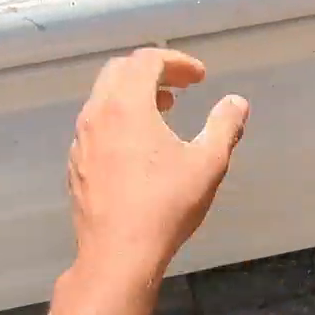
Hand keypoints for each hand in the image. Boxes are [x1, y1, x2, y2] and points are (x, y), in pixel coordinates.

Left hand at [66, 48, 249, 282]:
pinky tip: (138, 150)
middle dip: (152, 73)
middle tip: (181, 88)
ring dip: (134, 97)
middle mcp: (96, 114)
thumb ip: (224, 127)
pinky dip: (119, 123)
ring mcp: (81, 142)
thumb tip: (237, 103)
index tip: (201, 77)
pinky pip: (96, 128)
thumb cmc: (166, 206)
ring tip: (162, 113)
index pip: (147, 61)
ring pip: (104, 101)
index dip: (177, 62)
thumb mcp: (208, 165)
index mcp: (126, 105)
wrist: (119, 253)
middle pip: (119, 72)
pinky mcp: (77, 167)